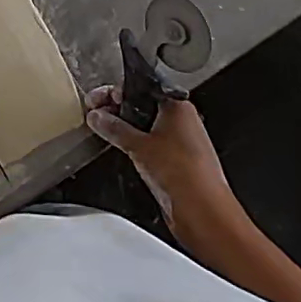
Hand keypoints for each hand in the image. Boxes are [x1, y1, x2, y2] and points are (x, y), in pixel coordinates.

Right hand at [85, 86, 238, 234]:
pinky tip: (123, 150)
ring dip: (125, 128)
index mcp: (177, 105)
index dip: (115, 92)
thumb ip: (115, 128)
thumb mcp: (139, 146)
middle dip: (117, 109)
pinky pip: (152, 145)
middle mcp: (181, 120)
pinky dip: (136, 145)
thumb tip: (98, 116)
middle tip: (96, 114)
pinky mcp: (178, 162)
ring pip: (146, 126)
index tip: (96, 99)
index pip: (140, 87)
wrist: (205, 214)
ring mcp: (181, 141)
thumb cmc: (184, 175)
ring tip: (104, 131)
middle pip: (142, 106)